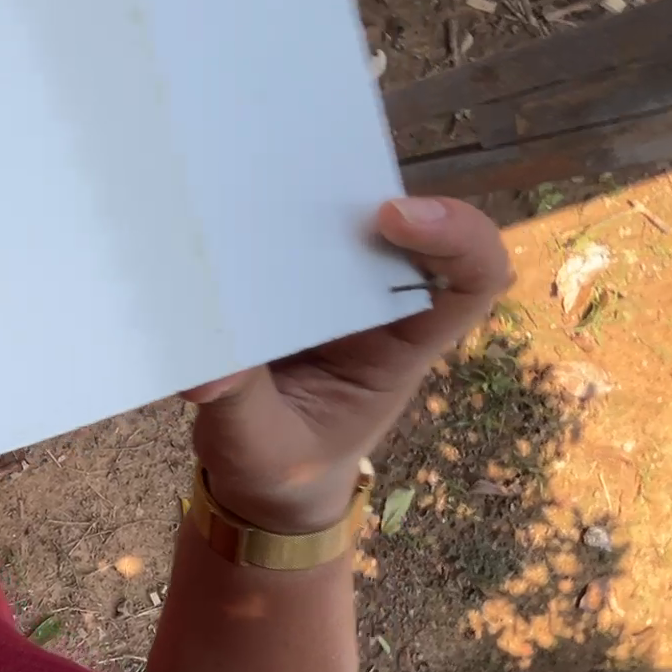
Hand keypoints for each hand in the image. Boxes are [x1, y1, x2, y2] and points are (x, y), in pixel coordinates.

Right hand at [182, 197, 511, 533]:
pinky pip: (272, 262)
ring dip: (295, 219)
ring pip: (329, 241)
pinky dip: (249, 245)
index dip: (454, 236)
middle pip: (392, 239)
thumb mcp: (262, 443)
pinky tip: (213, 235)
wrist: (256, 478)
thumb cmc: (278, 465)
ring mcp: (319, 306)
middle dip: (351, 208)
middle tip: (289, 193)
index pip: (467, 280)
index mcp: (397, 351)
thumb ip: (240, 404)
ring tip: (244, 205)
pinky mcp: (272, 304)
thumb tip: (204, 375)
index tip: (389, 217)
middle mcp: (368, 315)